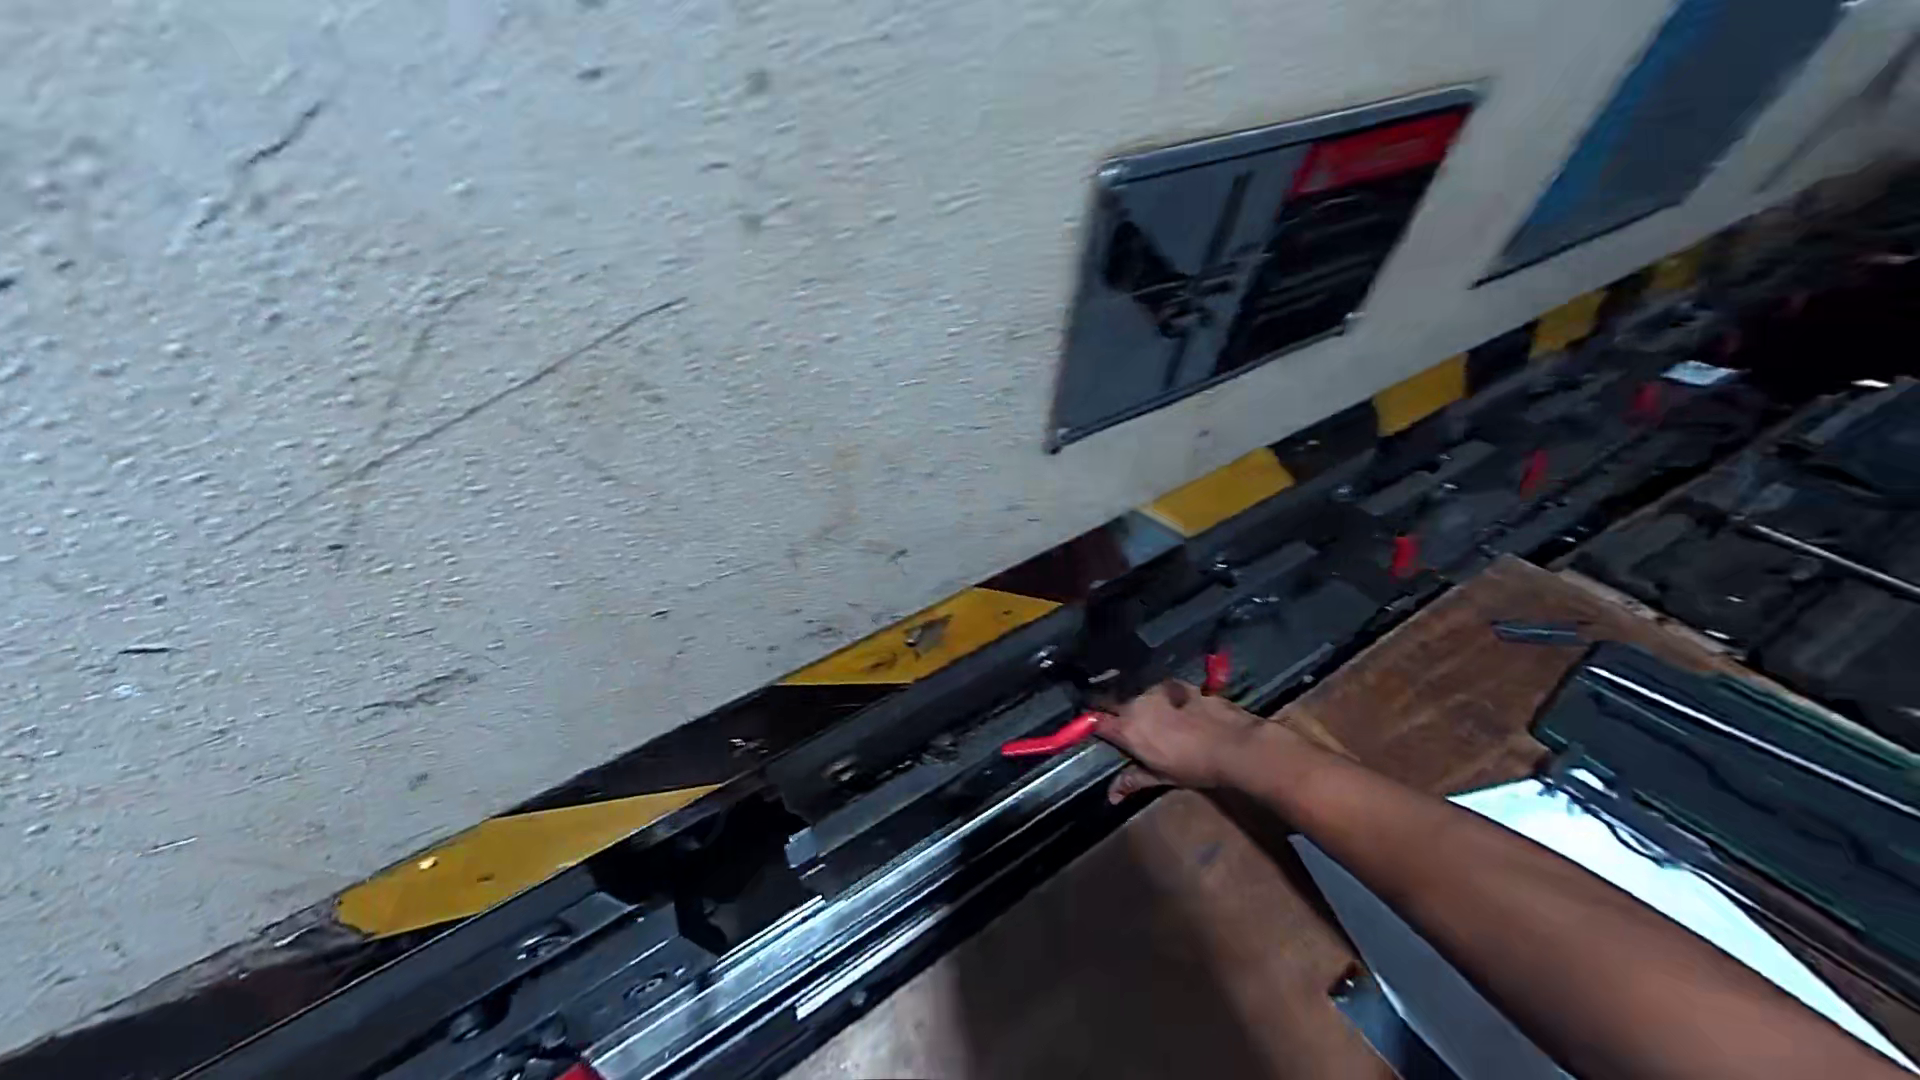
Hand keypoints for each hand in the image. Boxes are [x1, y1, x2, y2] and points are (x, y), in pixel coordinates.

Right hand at [1095, 679, 1272, 802]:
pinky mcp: (1176, 683)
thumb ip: (1132, 780)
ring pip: (1136, 691)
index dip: (1087, 720)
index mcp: (1126, 728)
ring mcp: (1156, 690)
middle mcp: (1135, 704)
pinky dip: (1161, 694)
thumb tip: (1111, 796)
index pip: (1094, 719)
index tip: (1084, 722)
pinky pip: (1160, 688)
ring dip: (1135, 700)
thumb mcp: (1161, 777)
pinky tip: (1171, 702)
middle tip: (1111, 715)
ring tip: (1143, 709)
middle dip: (1106, 705)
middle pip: (1110, 699)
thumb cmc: (1193, 766)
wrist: (1233, 744)